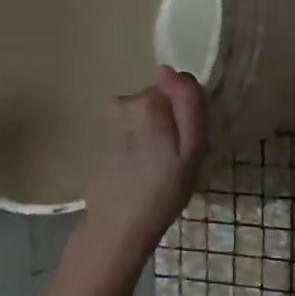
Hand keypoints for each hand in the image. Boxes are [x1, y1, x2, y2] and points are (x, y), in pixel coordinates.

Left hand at [83, 67, 207, 252]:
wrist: (118, 226)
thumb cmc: (163, 191)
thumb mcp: (192, 149)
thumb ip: (188, 104)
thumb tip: (170, 69)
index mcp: (146, 101)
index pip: (180, 90)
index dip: (188, 117)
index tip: (187, 145)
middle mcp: (123, 102)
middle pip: (161, 101)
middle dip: (172, 124)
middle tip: (176, 161)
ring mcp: (109, 119)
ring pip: (148, 116)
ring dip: (157, 136)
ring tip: (159, 168)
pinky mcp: (102, 136)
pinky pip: (133, 130)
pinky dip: (141, 145)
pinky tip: (142, 170)